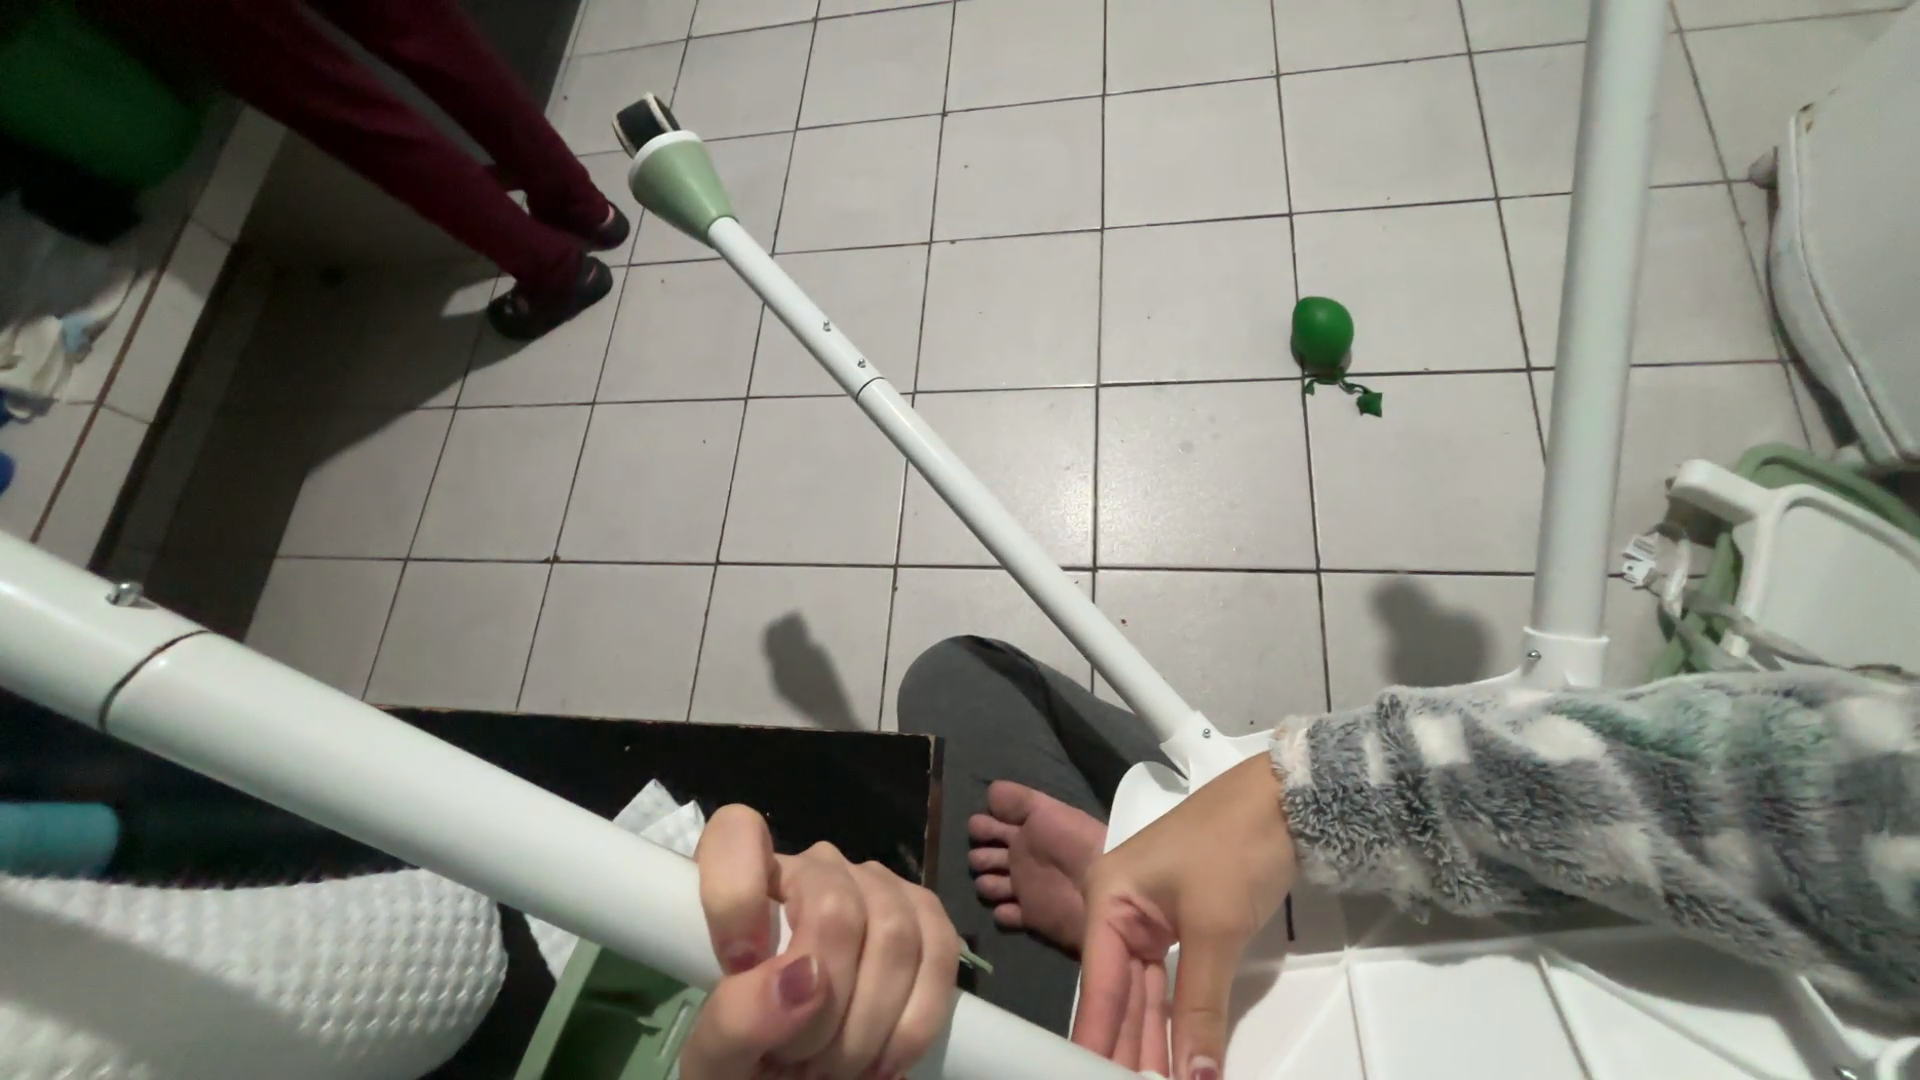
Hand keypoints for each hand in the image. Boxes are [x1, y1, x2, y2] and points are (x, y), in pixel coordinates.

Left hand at [684, 805, 963, 1079]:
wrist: (806, 1079)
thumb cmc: (750, 1061)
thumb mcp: (718, 1060)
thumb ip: (736, 1020)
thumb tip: (802, 980)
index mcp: (749, 882)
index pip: (737, 832)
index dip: (735, 891)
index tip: (738, 967)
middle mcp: (816, 866)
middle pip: (835, 908)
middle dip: (824, 1008)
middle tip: (803, 1063)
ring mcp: (877, 883)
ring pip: (893, 932)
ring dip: (868, 1026)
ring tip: (839, 1068)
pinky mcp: (926, 913)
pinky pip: (940, 951)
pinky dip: (915, 1023)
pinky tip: (886, 1061)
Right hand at [1071, 755, 1296, 1079]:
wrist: (1280, 802)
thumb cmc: (1232, 850)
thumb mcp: (1215, 929)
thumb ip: (1199, 1008)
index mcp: (1108, 897)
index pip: (1099, 985)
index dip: (1097, 1042)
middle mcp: (1119, 909)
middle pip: (1119, 994)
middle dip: (1127, 1049)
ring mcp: (1150, 918)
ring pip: (1146, 993)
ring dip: (1154, 1042)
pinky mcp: (1180, 924)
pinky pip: (1171, 982)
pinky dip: (1178, 1019)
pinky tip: (1179, 1060)